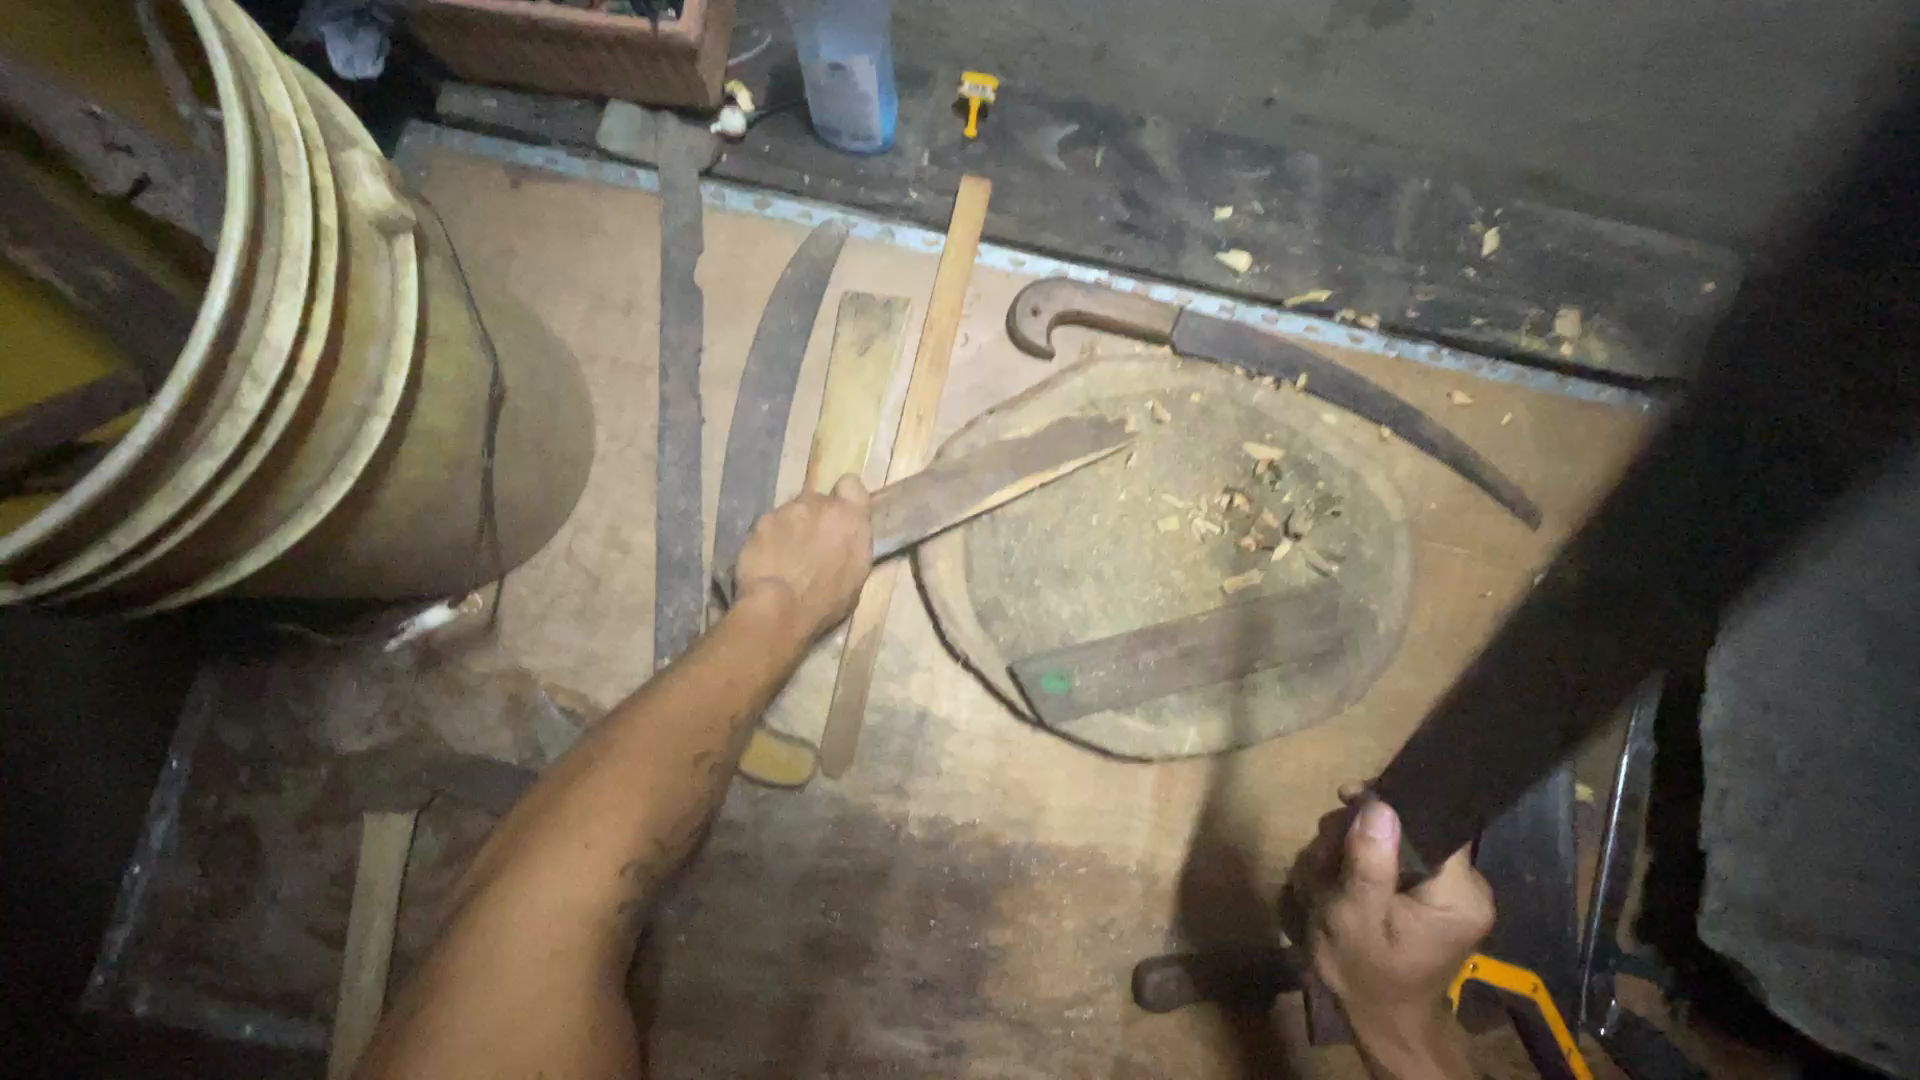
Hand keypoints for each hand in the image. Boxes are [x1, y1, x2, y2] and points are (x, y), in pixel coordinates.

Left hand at [733, 475, 873, 641]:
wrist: (780, 608)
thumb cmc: (826, 601)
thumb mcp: (856, 575)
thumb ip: (852, 544)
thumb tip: (845, 538)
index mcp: (851, 517)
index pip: (851, 485)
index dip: (844, 498)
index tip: (840, 517)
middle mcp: (819, 503)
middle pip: (818, 500)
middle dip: (815, 518)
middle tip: (810, 546)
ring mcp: (786, 510)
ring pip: (791, 512)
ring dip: (791, 528)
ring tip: (785, 557)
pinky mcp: (759, 521)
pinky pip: (768, 525)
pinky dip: (768, 538)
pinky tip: (767, 560)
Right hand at [1293, 794, 1493, 1076]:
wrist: (1382, 1021)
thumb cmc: (1366, 973)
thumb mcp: (1354, 918)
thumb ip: (1368, 863)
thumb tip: (1378, 805)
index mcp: (1458, 893)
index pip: (1433, 821)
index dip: (1388, 803)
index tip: (1346, 800)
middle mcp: (1466, 885)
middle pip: (1409, 826)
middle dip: (1359, 832)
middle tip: (1324, 856)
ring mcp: (1449, 889)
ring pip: (1397, 838)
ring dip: (1354, 846)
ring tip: (1325, 873)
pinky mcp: (1432, 894)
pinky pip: (1397, 856)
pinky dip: (1363, 860)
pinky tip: (1340, 878)